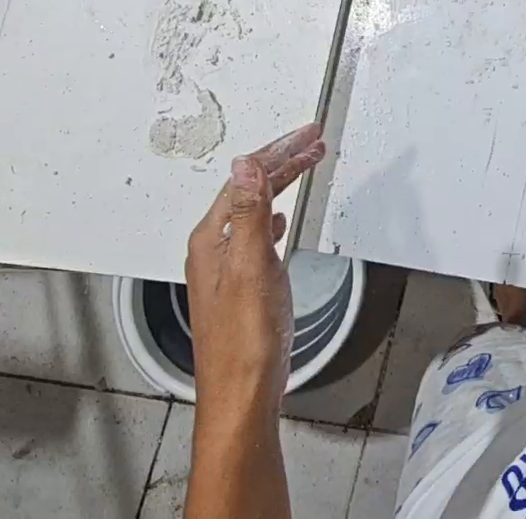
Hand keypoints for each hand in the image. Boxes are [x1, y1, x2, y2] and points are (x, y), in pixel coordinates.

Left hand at [185, 124, 325, 417]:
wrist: (243, 391)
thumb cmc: (244, 340)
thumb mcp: (251, 267)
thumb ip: (249, 213)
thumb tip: (245, 165)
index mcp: (212, 239)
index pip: (247, 179)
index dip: (279, 151)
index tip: (307, 134)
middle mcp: (214, 247)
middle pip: (250, 188)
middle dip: (283, 159)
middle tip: (312, 139)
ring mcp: (227, 265)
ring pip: (256, 207)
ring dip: (282, 181)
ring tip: (305, 163)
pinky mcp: (243, 281)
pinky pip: (258, 230)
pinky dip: (275, 211)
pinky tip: (280, 217)